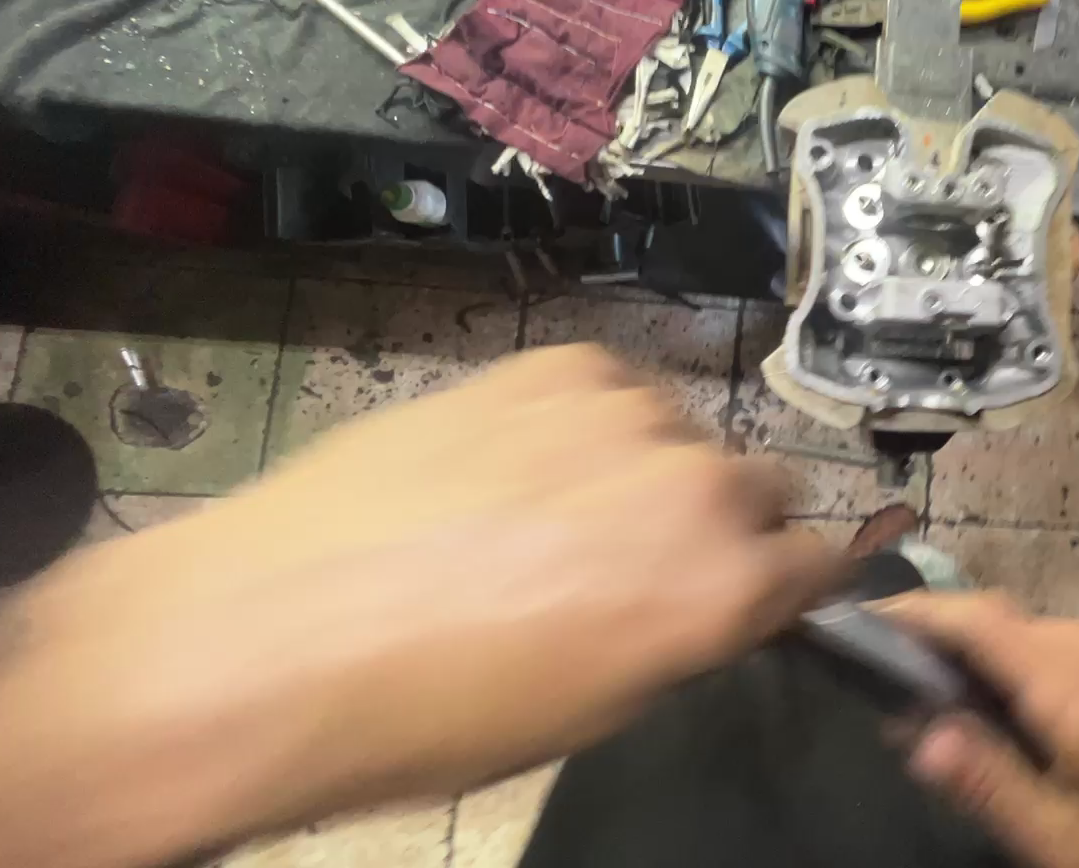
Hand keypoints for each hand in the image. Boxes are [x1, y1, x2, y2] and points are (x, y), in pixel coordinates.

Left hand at [0, 345, 839, 867]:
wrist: (258, 639)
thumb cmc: (436, 715)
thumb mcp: (600, 705)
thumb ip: (693, 632)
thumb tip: (726, 592)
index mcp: (725, 584)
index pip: (820, 559)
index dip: (795, 576)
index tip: (770, 581)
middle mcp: (703, 485)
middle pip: (769, 485)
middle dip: (728, 520)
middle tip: (646, 549)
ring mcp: (636, 412)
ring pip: (687, 436)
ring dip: (654, 469)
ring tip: (558, 504)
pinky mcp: (566, 364)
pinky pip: (619, 391)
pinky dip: (595, 424)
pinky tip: (522, 459)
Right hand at [883, 593, 1078, 867]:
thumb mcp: (1071, 844)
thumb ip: (990, 782)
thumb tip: (915, 732)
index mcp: (1059, 678)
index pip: (969, 619)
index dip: (911, 611)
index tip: (856, 617)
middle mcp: (1076, 646)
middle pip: (987, 617)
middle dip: (929, 629)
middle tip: (874, 668)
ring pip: (1012, 630)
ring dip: (963, 646)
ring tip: (915, 691)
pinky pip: (1038, 648)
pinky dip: (997, 660)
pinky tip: (984, 707)